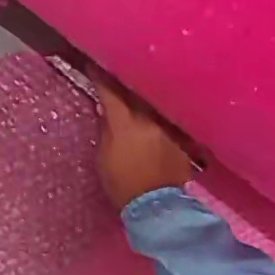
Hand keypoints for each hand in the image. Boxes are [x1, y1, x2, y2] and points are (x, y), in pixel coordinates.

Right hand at [93, 73, 196, 209]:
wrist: (155, 207)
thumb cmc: (121, 186)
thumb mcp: (103, 160)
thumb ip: (105, 133)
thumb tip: (106, 113)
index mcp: (124, 125)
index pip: (111, 94)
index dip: (101, 80)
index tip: (94, 67)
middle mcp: (149, 120)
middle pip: (137, 95)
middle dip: (127, 87)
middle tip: (119, 79)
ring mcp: (167, 128)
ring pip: (153, 107)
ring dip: (145, 103)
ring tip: (139, 99)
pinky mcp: (181, 138)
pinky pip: (166, 122)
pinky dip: (158, 122)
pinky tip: (154, 126)